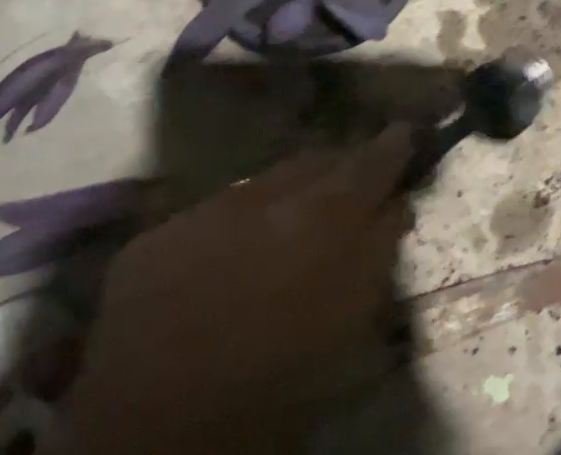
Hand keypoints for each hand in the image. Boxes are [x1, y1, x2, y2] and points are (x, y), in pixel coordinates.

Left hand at [53, 126, 415, 454]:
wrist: (161, 433)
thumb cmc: (281, 384)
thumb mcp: (355, 324)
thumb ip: (379, 252)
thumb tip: (394, 207)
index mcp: (324, 216)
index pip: (371, 161)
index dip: (394, 146)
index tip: (407, 135)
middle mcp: (263, 197)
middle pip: (314, 162)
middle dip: (338, 170)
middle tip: (352, 187)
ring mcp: (202, 212)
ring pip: (259, 185)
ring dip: (284, 197)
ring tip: (290, 226)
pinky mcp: (153, 239)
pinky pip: (207, 216)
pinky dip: (231, 228)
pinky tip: (229, 260)